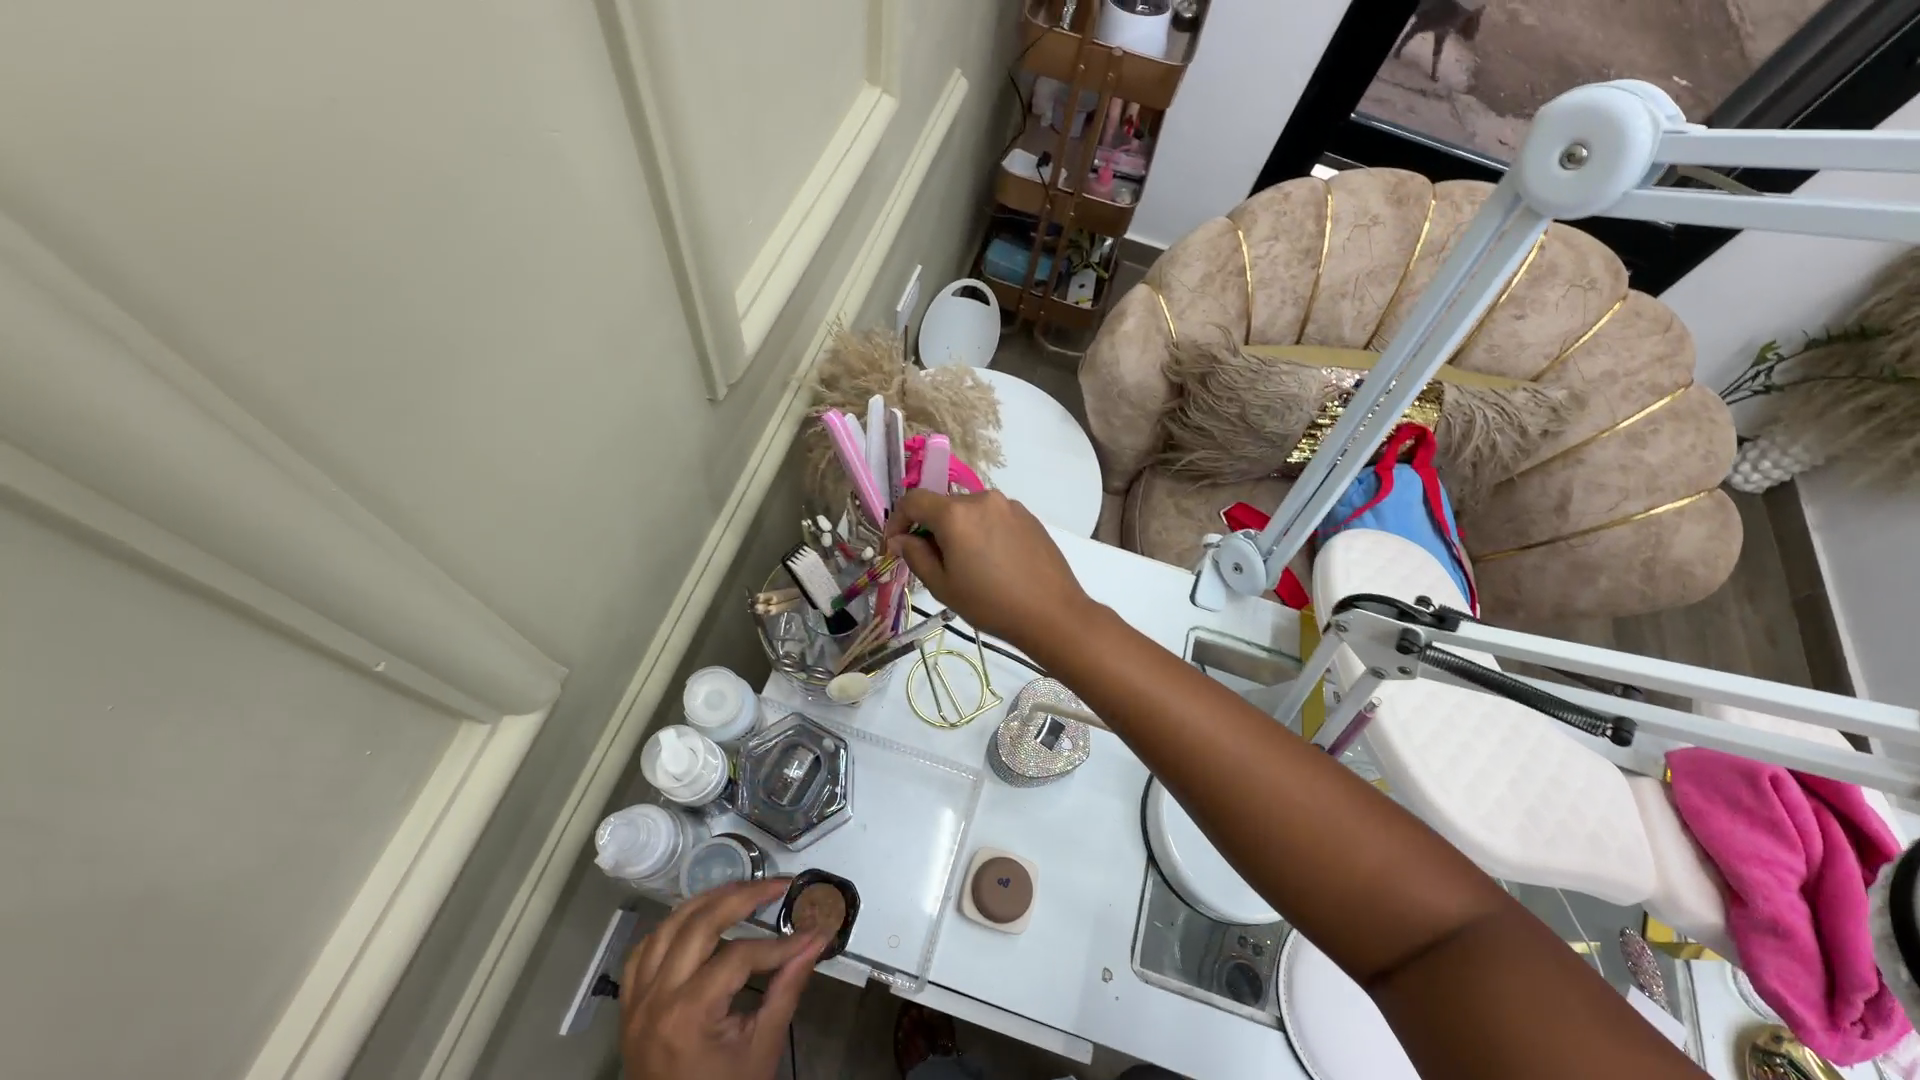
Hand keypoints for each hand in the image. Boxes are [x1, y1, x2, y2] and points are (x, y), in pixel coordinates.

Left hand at [620, 879, 825, 1079]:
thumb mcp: (763, 1046)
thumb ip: (788, 987)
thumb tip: (817, 940)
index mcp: (689, 1014)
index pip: (740, 956)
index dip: (778, 943)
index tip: (810, 933)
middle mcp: (656, 998)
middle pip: (698, 924)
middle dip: (741, 897)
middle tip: (776, 885)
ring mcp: (637, 1001)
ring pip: (667, 928)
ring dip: (704, 903)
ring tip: (741, 890)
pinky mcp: (629, 1006)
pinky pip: (643, 951)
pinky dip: (670, 929)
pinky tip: (696, 922)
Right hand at [883, 489, 1096, 650]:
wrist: (1052, 613)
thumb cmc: (990, 604)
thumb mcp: (943, 586)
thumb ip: (916, 556)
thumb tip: (902, 539)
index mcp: (955, 514)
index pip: (913, 501)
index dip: (897, 520)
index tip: (895, 545)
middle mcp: (982, 499)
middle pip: (943, 505)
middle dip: (930, 528)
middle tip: (930, 561)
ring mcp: (1009, 505)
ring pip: (969, 511)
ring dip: (958, 530)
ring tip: (966, 564)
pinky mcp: (1028, 516)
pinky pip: (993, 517)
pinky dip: (982, 532)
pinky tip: (992, 562)